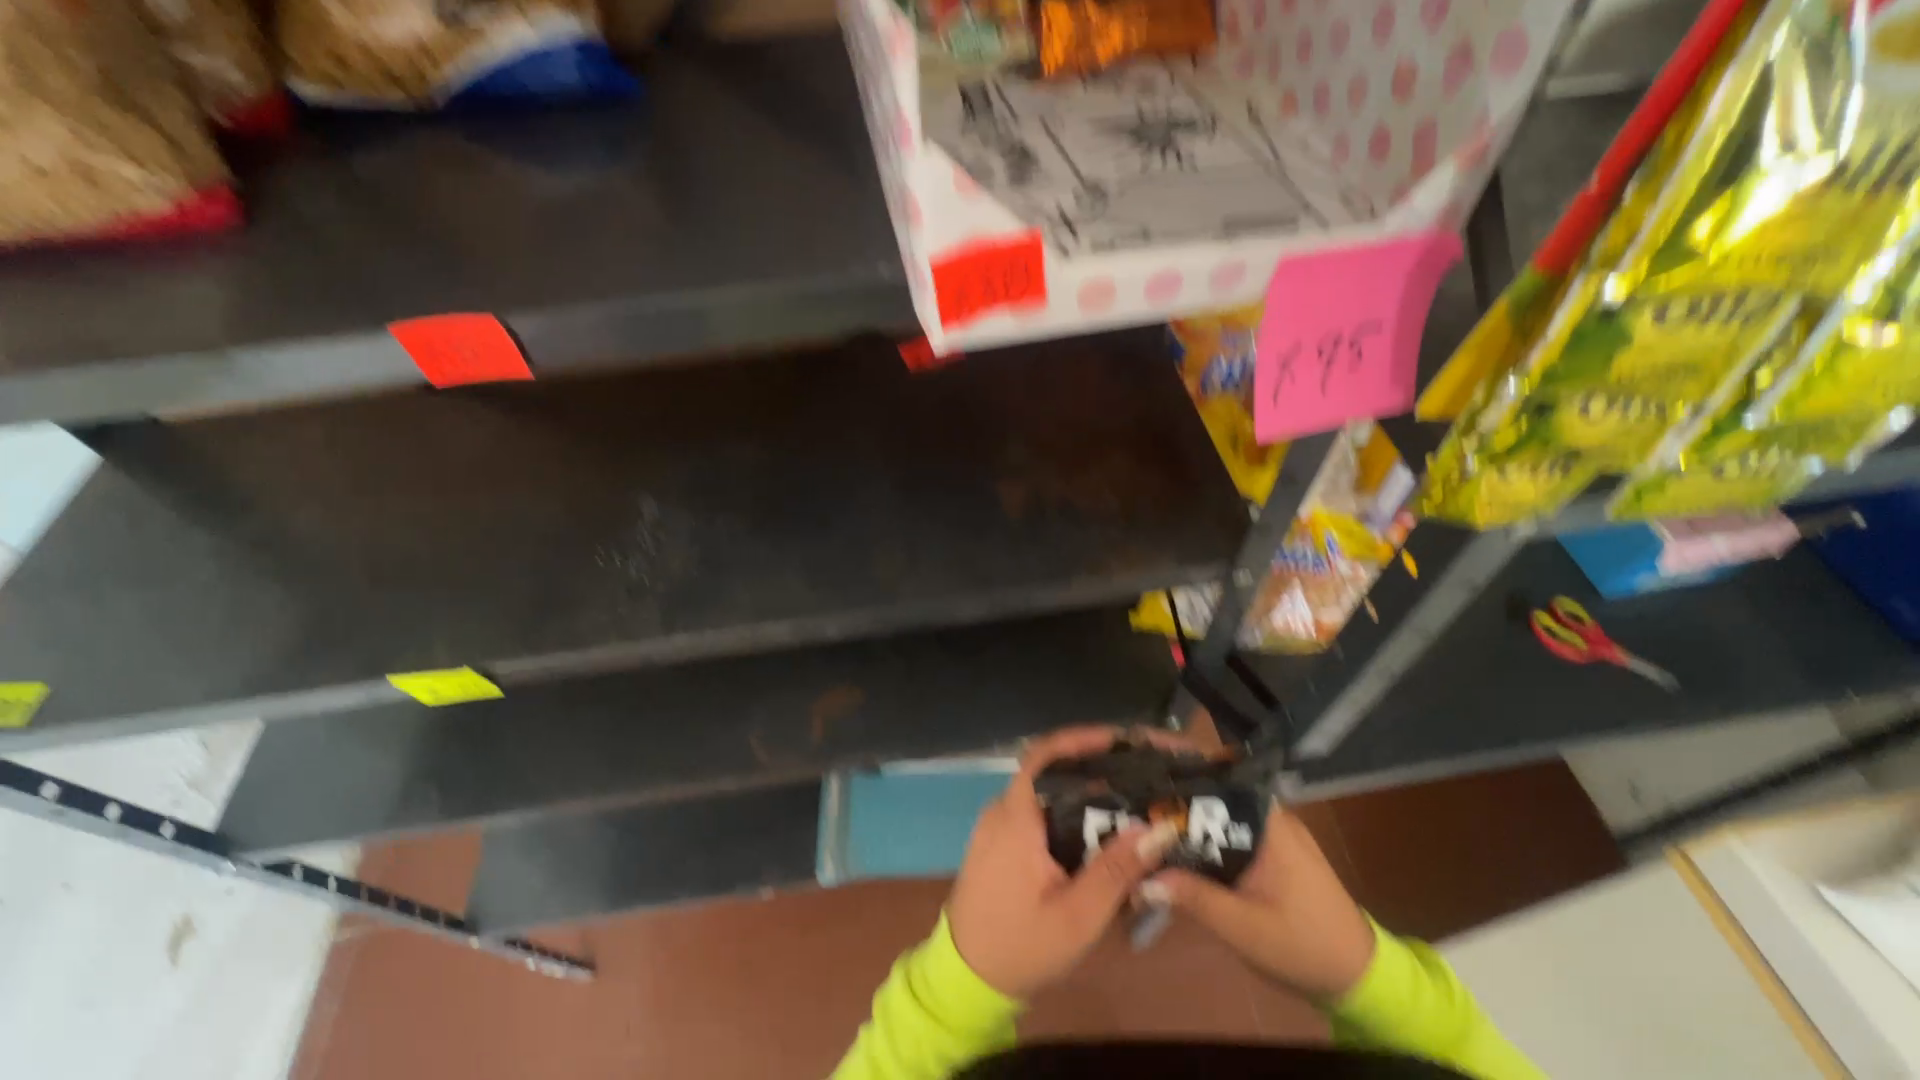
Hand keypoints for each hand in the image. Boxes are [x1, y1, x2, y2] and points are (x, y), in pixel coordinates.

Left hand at [946, 726, 1182, 999]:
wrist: (967, 981)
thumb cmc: (1020, 947)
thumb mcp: (1077, 916)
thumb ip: (1115, 870)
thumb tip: (1157, 828)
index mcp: (1015, 819)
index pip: (1044, 755)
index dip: (1082, 738)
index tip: (1123, 739)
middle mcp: (1002, 812)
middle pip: (1052, 771)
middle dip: (1097, 767)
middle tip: (1144, 773)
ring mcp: (997, 829)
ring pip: (1047, 794)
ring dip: (1086, 793)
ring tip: (1133, 798)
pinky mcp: (999, 846)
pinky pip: (1039, 815)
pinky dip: (1070, 814)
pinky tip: (1102, 833)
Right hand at [1148, 802, 1376, 1001]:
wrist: (1356, 977)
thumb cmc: (1303, 947)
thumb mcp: (1242, 928)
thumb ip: (1194, 898)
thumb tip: (1142, 880)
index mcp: (1270, 826)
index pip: (1215, 787)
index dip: (1174, 788)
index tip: (1133, 794)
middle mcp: (1272, 820)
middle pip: (1213, 803)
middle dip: (1172, 812)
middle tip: (1127, 820)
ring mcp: (1274, 838)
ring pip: (1218, 822)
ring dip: (1186, 833)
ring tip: (1140, 836)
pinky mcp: (1273, 856)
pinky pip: (1230, 840)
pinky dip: (1204, 848)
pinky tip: (1175, 859)